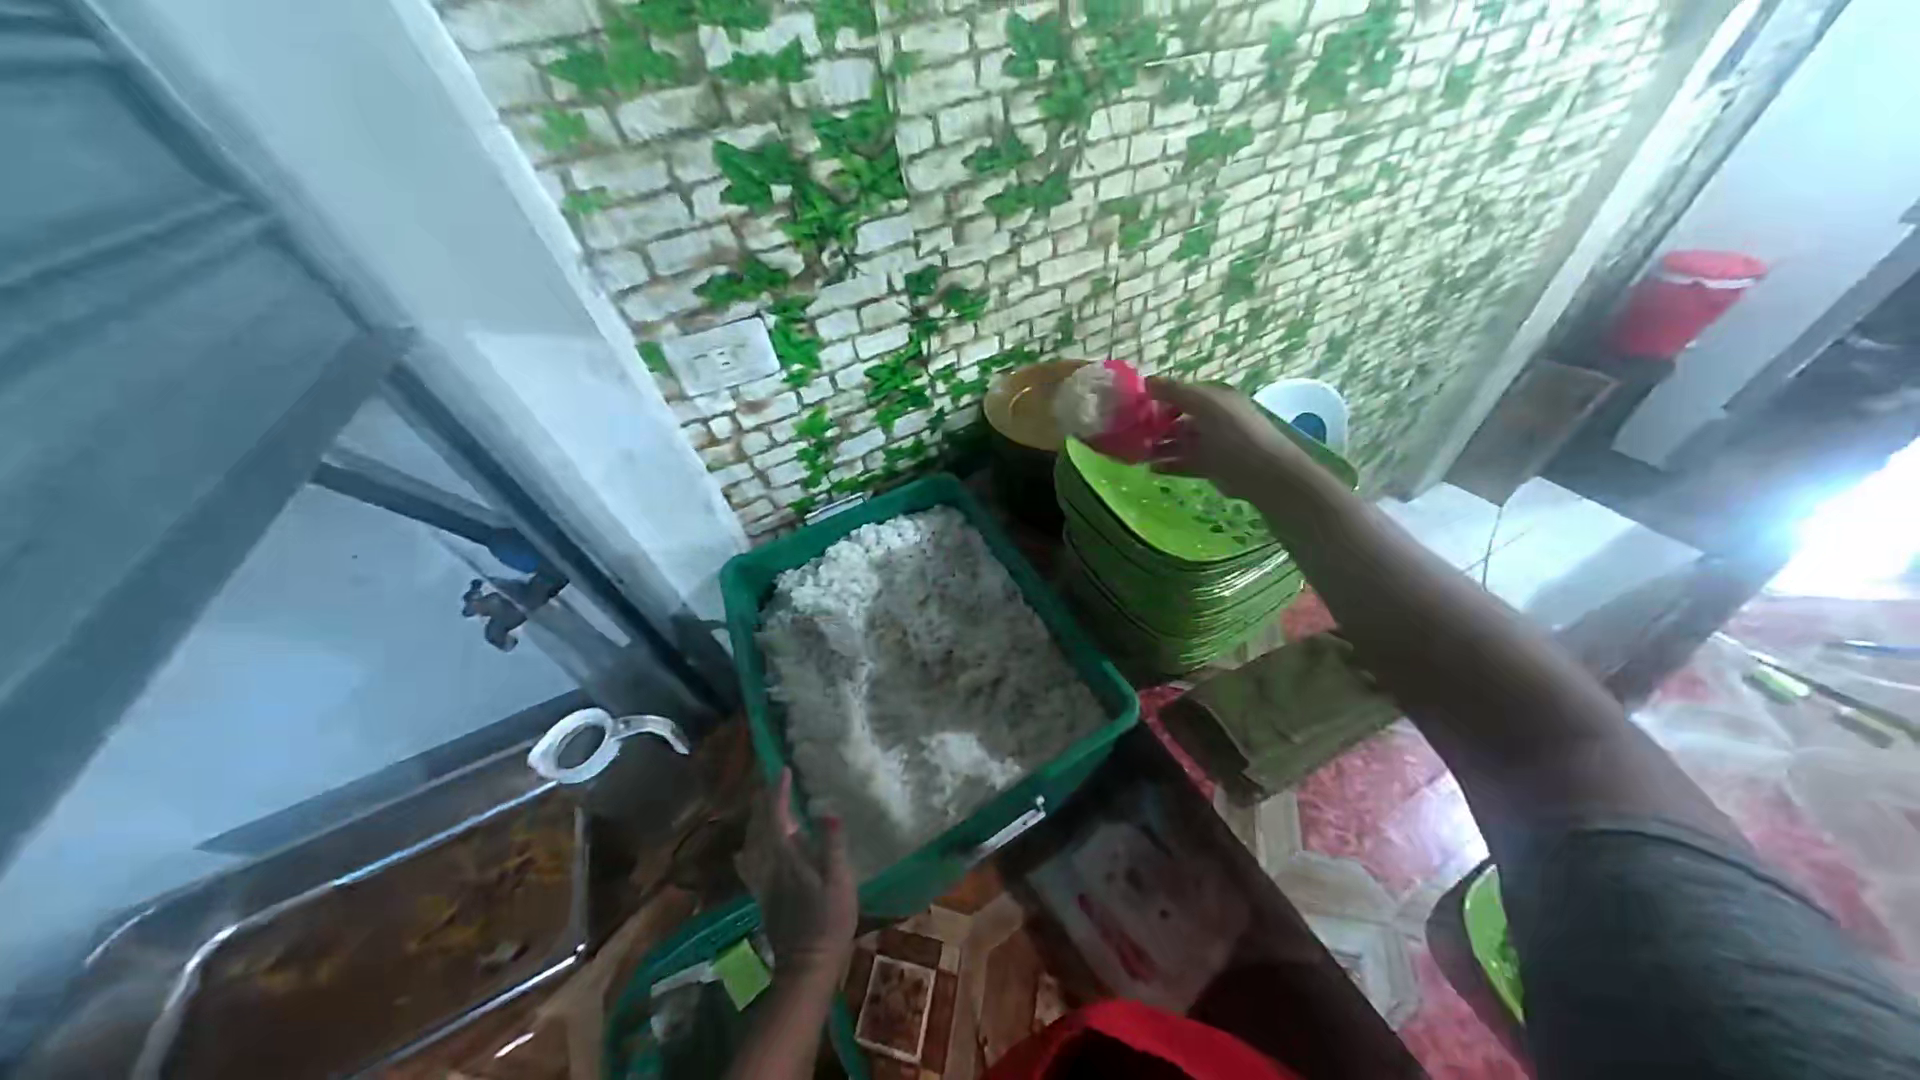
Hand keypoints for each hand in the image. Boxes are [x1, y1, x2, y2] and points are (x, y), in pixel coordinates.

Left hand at [738, 768, 855, 979]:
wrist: (806, 966)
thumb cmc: (829, 922)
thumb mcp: (840, 882)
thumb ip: (832, 846)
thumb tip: (827, 811)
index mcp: (787, 857)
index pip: (778, 816)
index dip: (780, 792)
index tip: (784, 770)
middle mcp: (768, 865)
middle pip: (759, 826)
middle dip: (764, 800)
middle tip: (772, 780)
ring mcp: (762, 882)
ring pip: (752, 841)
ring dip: (757, 818)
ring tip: (764, 804)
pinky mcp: (762, 895)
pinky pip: (750, 860)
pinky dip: (750, 844)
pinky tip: (749, 847)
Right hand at [1146, 378, 1321, 501]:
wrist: (1263, 472)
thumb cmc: (1234, 432)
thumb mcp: (1205, 404)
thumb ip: (1175, 392)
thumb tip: (1146, 381)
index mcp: (1214, 399)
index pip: (1181, 393)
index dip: (1158, 398)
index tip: (1135, 407)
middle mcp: (1212, 418)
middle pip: (1177, 419)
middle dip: (1154, 425)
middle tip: (1130, 433)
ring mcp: (1211, 443)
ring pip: (1178, 442)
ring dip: (1158, 447)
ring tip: (1136, 454)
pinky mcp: (1210, 466)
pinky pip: (1183, 463)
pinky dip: (1168, 465)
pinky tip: (1151, 468)